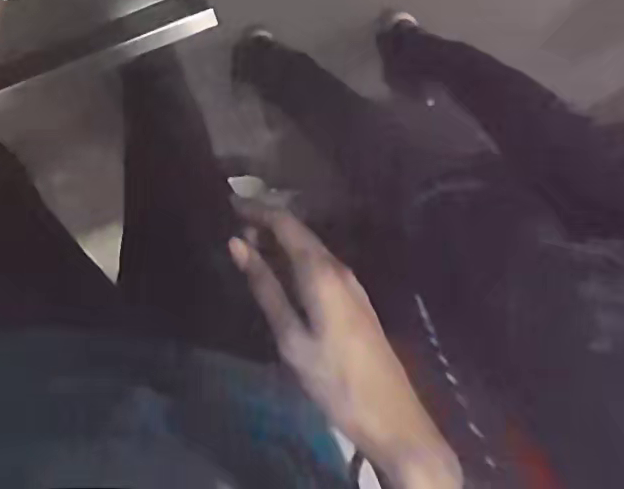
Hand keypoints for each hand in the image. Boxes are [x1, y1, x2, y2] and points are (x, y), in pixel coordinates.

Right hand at [230, 204, 461, 488]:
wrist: (394, 419)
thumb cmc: (335, 380)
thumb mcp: (291, 338)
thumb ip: (265, 287)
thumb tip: (237, 243)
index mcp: (320, 270)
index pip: (284, 222)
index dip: (256, 209)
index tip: (229, 203)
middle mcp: (337, 266)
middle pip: (298, 231)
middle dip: (266, 222)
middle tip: (234, 226)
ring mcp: (349, 282)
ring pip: (308, 247)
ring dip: (279, 241)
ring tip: (248, 247)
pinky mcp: (353, 298)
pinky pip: (317, 263)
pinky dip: (292, 258)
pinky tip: (279, 272)